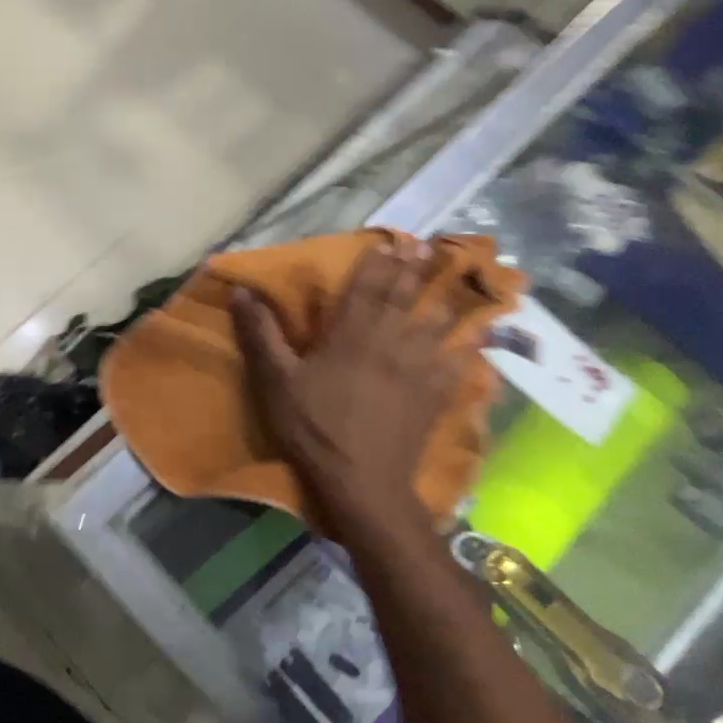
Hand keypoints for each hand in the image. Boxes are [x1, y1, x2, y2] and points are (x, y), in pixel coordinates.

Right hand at [232, 240, 468, 532]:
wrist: (362, 481)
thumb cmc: (312, 426)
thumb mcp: (274, 380)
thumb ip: (261, 334)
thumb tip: (242, 292)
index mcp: (351, 337)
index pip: (366, 290)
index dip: (377, 264)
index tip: (390, 241)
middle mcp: (391, 345)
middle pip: (406, 300)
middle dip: (415, 271)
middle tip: (427, 246)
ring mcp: (420, 371)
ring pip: (439, 326)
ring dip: (447, 300)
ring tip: (459, 281)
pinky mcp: (436, 397)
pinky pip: (460, 365)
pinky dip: (471, 349)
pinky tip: (480, 341)